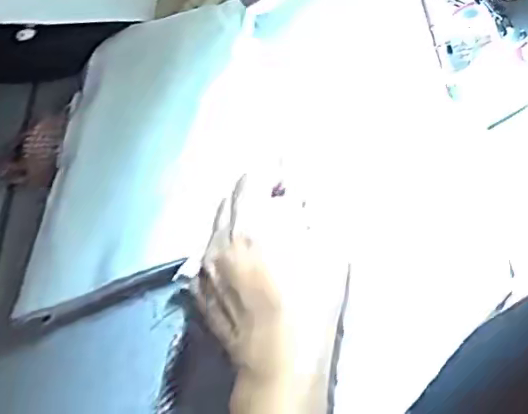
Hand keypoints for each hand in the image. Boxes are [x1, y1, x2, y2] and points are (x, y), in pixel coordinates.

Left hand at [193, 170, 348, 412]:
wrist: (282, 361)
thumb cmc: (312, 299)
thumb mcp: (328, 241)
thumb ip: (311, 206)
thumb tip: (300, 189)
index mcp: (251, 226)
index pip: (252, 177)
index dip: (272, 167)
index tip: (289, 168)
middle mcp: (219, 242)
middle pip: (230, 196)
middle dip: (254, 187)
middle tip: (280, 191)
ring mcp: (204, 270)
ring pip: (217, 223)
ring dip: (240, 213)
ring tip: (266, 220)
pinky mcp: (199, 293)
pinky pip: (209, 251)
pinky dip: (228, 239)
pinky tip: (247, 250)